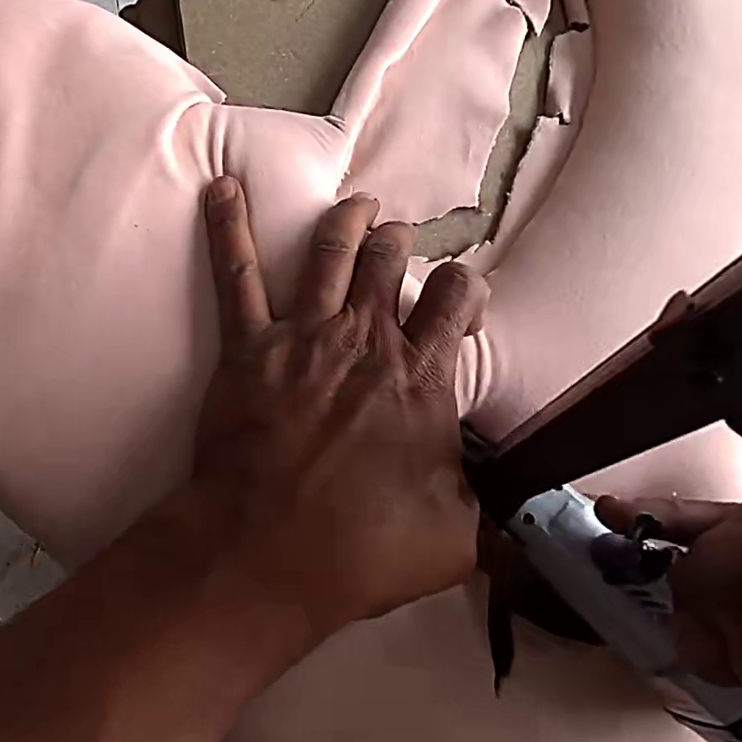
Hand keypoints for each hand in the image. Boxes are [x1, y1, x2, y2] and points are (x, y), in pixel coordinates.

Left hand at [185, 177, 486, 638]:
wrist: (265, 553)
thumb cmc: (360, 548)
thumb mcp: (455, 537)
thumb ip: (489, 508)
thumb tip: (519, 508)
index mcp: (421, 377)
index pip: (458, 298)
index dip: (466, 289)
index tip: (461, 301)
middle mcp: (366, 341)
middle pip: (392, 261)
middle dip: (401, 245)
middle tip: (398, 246)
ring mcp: (304, 337)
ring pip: (331, 252)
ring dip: (349, 221)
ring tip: (358, 207)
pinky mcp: (249, 348)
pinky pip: (236, 276)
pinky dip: (228, 226)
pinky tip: (222, 187)